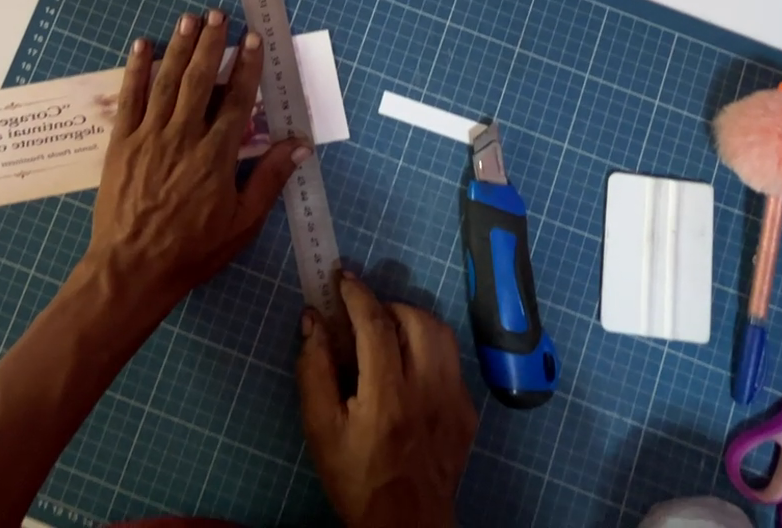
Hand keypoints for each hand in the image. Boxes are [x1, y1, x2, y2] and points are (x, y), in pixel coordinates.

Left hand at [87, 10, 308, 306]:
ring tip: (189, 18)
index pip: (238, 100)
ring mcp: (149, 136)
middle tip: (218, 14)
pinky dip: (136, 69)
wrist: (132, 270)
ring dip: (179, 47)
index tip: (253, 39)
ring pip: (167, 81)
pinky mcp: (121, 142)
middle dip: (211, 44)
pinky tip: (142, 45)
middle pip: (200, 79)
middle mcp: (183, 136)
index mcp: (216, 155)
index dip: (247, 66)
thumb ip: (269, 179)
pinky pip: (129, 98)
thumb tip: (299, 145)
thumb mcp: (242, 223)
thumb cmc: (193, 250)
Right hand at [297, 274, 477, 527]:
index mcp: (386, 396)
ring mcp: (454, 400)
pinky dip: (429, 349)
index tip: (343, 278)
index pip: (375, 323)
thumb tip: (313, 318)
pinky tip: (410, 368)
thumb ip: (314, 368)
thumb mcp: (319, 427)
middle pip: (416, 319)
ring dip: (412, 321)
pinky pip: (452, 361)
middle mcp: (427, 391)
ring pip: (441, 334)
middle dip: (387, 305)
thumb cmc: (356, 476)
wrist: (407, 526)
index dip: (357, 293)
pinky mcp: (468, 411)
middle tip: (364, 316)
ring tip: (389, 334)